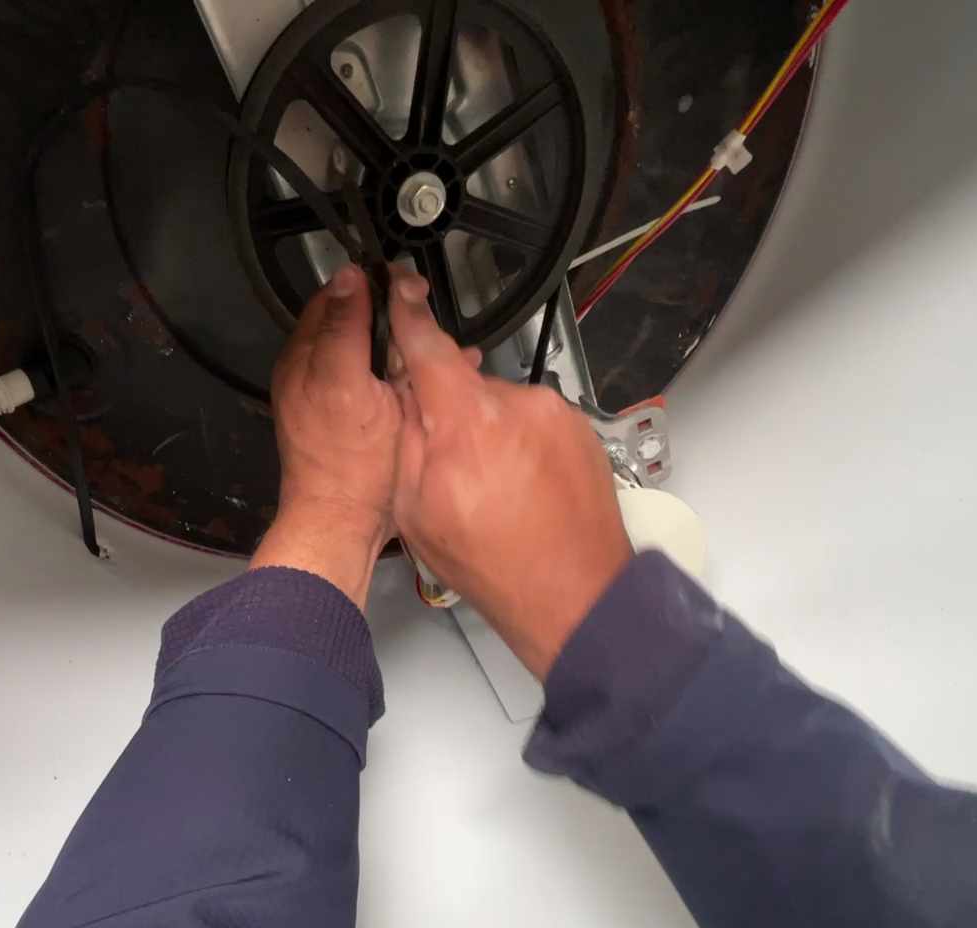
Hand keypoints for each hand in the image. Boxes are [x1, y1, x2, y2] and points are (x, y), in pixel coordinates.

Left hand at [250, 264, 400, 609]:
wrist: (343, 522)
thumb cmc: (346, 462)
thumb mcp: (346, 384)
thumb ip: (344, 329)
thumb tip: (347, 276)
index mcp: (305, 359)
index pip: (335, 299)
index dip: (370, 286)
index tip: (404, 285)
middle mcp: (316, 376)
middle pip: (356, 327)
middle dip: (393, 319)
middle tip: (426, 320)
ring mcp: (338, 401)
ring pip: (373, 357)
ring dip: (403, 349)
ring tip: (435, 348)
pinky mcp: (358, 425)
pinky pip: (382, 387)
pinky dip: (404, 379)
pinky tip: (428, 381)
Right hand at [388, 268, 630, 678]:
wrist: (572, 594)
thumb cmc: (496, 565)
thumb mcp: (415, 511)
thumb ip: (405, 442)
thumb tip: (404, 399)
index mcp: (467, 423)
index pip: (428, 344)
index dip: (406, 310)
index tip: (398, 284)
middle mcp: (517, 407)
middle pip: (464, 383)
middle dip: (448, 414)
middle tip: (450, 469)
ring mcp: (555, 416)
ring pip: (499, 405)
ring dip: (486, 434)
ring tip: (492, 490)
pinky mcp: (578, 430)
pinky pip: (531, 421)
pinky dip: (517, 444)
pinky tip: (518, 488)